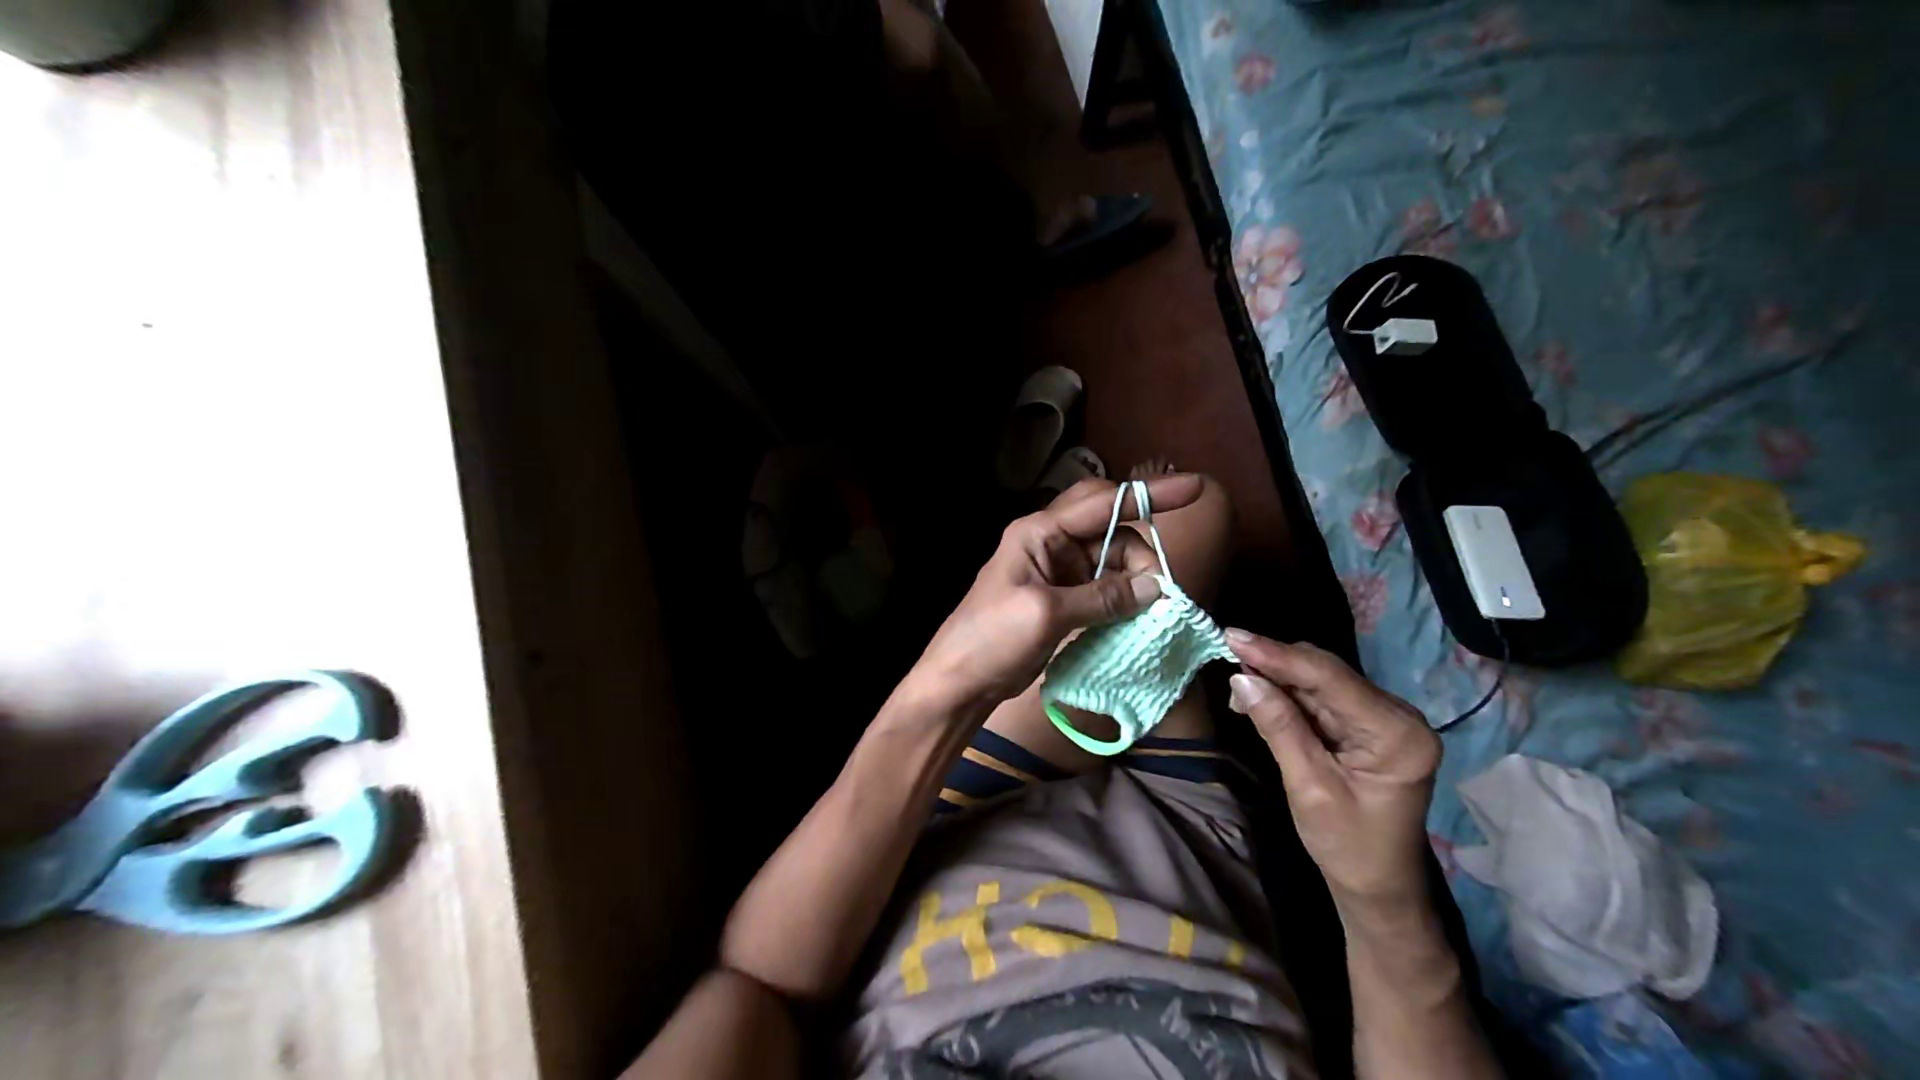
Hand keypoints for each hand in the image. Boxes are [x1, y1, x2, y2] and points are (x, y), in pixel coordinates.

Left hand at [900, 475, 1205, 715]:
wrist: (961, 679)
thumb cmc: (992, 638)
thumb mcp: (1047, 614)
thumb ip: (1102, 597)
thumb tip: (1156, 588)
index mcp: (1039, 532)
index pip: (1102, 502)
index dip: (1148, 494)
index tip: (1195, 487)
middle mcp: (1051, 542)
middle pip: (1110, 527)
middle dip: (1140, 549)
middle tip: (1160, 586)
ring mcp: (1058, 570)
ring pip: (1112, 558)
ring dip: (1135, 577)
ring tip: (1148, 609)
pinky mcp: (1065, 596)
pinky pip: (1104, 585)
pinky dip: (1124, 595)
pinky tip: (1137, 613)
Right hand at [1225, 632, 1440, 911]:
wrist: (1377, 885)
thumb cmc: (1348, 846)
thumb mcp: (1308, 788)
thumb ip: (1279, 728)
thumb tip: (1242, 678)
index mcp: (1396, 733)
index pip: (1329, 678)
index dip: (1277, 654)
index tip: (1232, 636)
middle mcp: (1398, 715)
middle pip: (1326, 671)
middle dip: (1274, 663)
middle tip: (1227, 657)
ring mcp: (1383, 718)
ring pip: (1319, 679)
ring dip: (1276, 678)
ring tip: (1238, 689)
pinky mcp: (1366, 724)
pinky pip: (1320, 696)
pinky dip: (1286, 694)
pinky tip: (1259, 698)